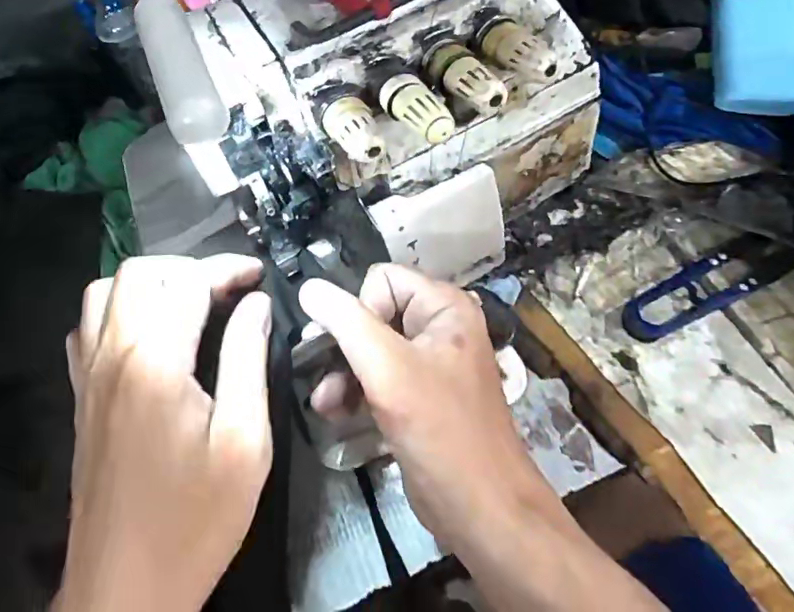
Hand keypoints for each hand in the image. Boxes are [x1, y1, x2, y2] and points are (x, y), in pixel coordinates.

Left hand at [57, 255, 272, 611]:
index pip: (189, 283)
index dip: (228, 269)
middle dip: (188, 269)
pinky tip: (146, 335)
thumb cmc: (192, 520)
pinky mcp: (79, 394)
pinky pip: (87, 326)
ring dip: (150, 283)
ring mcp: (88, 372)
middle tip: (226, 292)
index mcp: (154, 361)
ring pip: (105, 290)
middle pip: (141, 272)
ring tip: (188, 306)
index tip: (258, 276)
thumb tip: (254, 304)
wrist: (122, 587)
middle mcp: (112, 353)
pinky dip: (117, 310)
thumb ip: (247, 361)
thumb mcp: (243, 445)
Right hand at [298, 264, 541, 544]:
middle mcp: (439, 327)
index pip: (381, 279)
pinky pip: (378, 378)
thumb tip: (308, 286)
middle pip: (371, 312)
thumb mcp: (387, 368)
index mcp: (444, 306)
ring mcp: (430, 364)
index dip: (360, 309)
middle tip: (318, 367)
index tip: (357, 350)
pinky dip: (355, 391)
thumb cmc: (440, 431)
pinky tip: (334, 411)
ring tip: (324, 401)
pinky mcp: (420, 398)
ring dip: (342, 371)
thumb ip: (344, 321)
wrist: (485, 514)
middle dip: (342, 344)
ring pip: (370, 348)